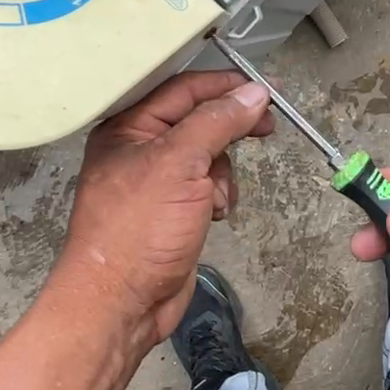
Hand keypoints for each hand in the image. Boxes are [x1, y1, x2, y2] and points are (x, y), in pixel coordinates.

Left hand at [54, 71, 273, 343]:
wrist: (120, 304)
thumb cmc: (141, 228)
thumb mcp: (180, 164)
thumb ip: (218, 122)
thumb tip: (256, 93)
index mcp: (127, 127)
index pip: (184, 89)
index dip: (227, 85)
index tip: (269, 89)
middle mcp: (139, 148)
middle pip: (199, 119)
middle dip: (231, 129)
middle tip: (268, 129)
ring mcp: (156, 181)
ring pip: (209, 154)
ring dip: (223, 172)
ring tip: (216, 198)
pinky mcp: (172, 209)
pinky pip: (207, 184)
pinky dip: (218, 195)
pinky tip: (213, 215)